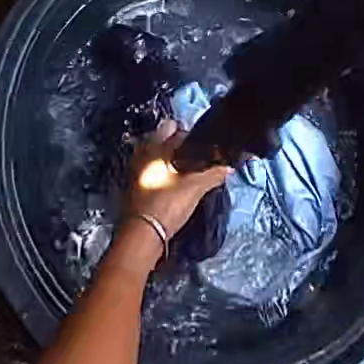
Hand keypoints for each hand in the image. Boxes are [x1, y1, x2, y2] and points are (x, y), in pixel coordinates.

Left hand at [126, 120, 230, 238]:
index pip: (173, 128)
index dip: (190, 134)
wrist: (143, 235)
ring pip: (155, 152)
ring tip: (186, 166)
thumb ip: (212, 175)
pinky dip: (161, 168)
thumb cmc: (167, 204)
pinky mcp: (134, 184)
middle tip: (194, 153)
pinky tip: (173, 179)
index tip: (203, 143)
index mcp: (155, 147)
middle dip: (177, 142)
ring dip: (168, 156)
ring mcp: (135, 169)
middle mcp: (142, 153)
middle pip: (162, 137)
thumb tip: (228, 168)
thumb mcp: (194, 188)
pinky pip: (150, 167)